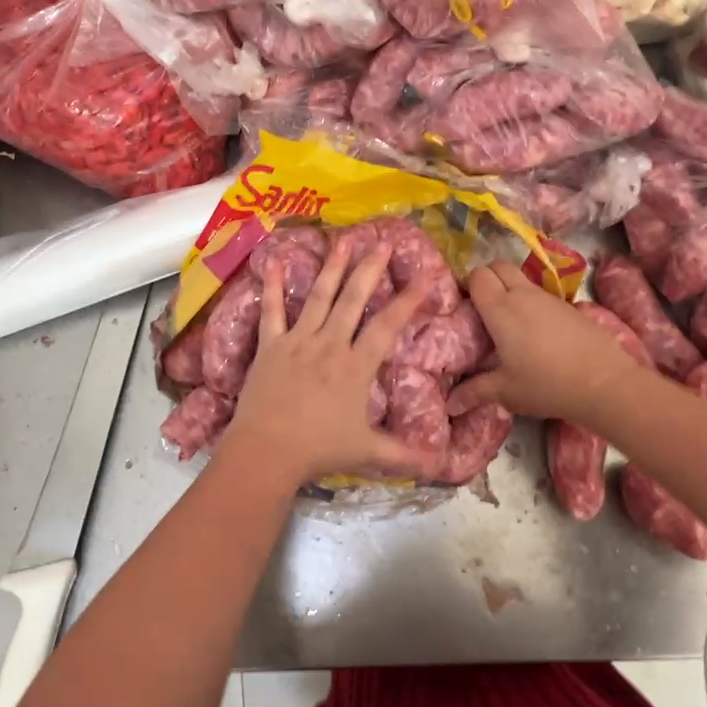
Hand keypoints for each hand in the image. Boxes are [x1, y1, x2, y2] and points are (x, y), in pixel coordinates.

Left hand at [221, 240, 440, 488]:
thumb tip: (438, 466)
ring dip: (332, 268)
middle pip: (353, 299)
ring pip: (318, 297)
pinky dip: (272, 287)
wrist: (268, 448)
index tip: (423, 278)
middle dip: (370, 269)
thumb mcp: (366, 452)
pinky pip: (272, 311)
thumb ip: (402, 455)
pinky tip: (272, 262)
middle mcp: (330, 344)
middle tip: (382, 242)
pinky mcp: (270, 345)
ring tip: (343, 240)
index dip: (406, 301)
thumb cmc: (319, 449)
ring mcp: (298, 341)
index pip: (387, 326)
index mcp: (356, 366)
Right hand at [448, 260, 639, 423]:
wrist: (606, 383)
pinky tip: (538, 333)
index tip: (465, 306)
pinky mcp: (570, 307)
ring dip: (511, 290)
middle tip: (483, 306)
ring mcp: (549, 298)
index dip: (468, 284)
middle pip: (499, 266)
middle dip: (488, 278)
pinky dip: (533, 304)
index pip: (478, 275)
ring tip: (509, 322)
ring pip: (522, 279)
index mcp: (501, 309)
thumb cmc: (547, 384)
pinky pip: (542, 295)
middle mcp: (523, 295)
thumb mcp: (506, 392)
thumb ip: (475, 392)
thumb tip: (450, 405)